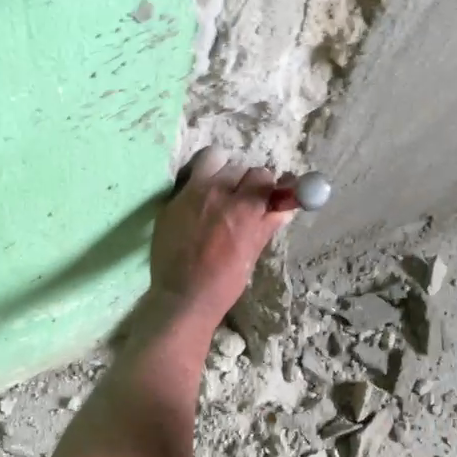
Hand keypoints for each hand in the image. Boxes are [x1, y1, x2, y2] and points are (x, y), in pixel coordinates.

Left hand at [149, 148, 293, 321]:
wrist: (183, 297)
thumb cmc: (224, 282)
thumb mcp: (253, 252)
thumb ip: (268, 223)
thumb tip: (286, 205)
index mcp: (243, 208)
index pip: (262, 175)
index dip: (265, 186)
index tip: (264, 198)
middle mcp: (217, 192)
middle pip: (238, 167)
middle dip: (242, 181)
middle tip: (239, 202)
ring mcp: (190, 194)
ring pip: (212, 159)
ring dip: (220, 171)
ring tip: (217, 194)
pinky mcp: (171, 201)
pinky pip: (189, 178)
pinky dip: (198, 184)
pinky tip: (197, 206)